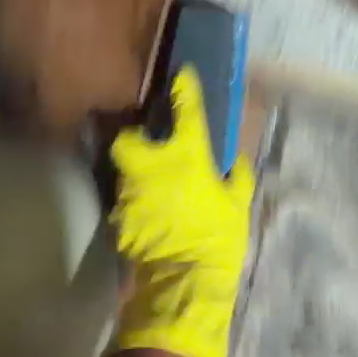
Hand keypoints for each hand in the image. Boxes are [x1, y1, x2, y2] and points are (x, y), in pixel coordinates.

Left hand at [109, 66, 256, 356]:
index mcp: (188, 158)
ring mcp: (130, 192)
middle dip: (132, 140)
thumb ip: (238, 179)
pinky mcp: (118, 218)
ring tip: (152, 189)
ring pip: (124, 172)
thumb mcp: (239, 206)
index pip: (187, 113)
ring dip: (136, 175)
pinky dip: (136, 204)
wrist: (185, 280)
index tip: (181, 76)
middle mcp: (152, 167)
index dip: (184, 91)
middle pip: (127, 140)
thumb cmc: (219, 238)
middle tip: (146, 149)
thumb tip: (237, 162)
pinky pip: (126, 202)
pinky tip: (149, 217)